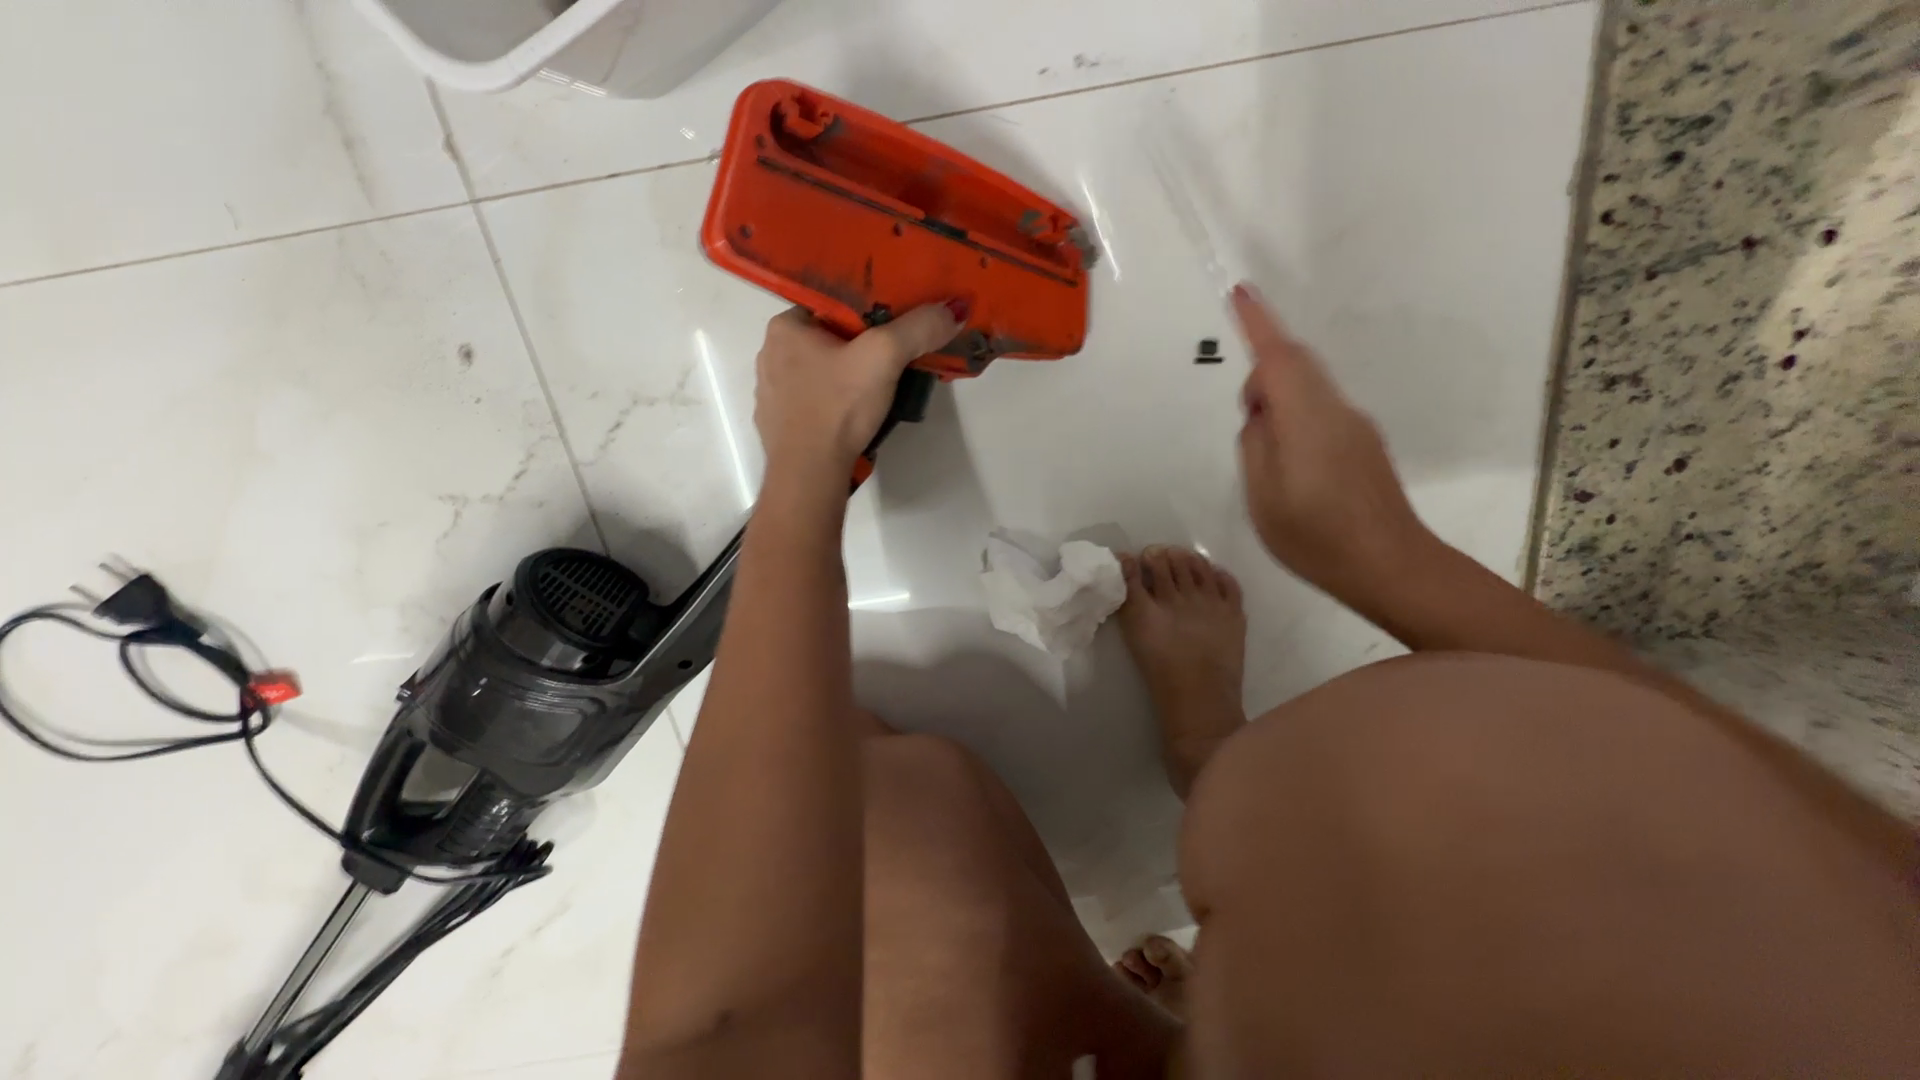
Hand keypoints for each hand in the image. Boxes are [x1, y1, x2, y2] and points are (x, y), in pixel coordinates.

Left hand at [753, 301, 965, 475]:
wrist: (809, 474)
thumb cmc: (838, 406)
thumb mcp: (885, 357)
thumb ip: (919, 328)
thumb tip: (953, 309)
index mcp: (784, 327)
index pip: (831, 305)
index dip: (867, 314)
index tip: (894, 328)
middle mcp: (770, 354)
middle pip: (828, 340)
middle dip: (861, 349)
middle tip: (893, 360)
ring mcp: (771, 392)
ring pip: (821, 373)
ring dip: (848, 379)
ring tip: (880, 391)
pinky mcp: (778, 424)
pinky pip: (813, 403)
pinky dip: (834, 405)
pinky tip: (855, 418)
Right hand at [1232, 283, 1432, 596]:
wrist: (1392, 566)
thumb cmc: (1316, 536)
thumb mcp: (1262, 495)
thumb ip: (1255, 444)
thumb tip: (1262, 416)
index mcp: (1307, 418)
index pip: (1278, 357)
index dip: (1257, 323)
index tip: (1240, 292)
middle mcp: (1336, 410)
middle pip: (1297, 365)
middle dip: (1264, 374)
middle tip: (1247, 417)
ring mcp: (1355, 427)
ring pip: (1309, 390)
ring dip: (1281, 401)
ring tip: (1266, 458)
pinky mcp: (1364, 446)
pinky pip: (1321, 412)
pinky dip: (1298, 419)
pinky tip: (1293, 469)